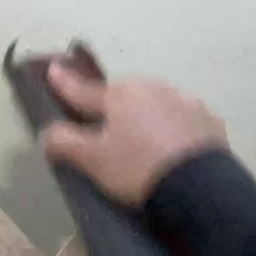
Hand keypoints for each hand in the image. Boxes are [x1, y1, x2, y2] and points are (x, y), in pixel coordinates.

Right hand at [41, 65, 227, 205]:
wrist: (199, 187)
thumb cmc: (136, 168)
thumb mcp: (91, 159)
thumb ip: (64, 142)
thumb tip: (48, 132)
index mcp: (119, 94)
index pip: (82, 90)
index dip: (64, 83)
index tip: (53, 68)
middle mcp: (152, 88)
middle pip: (121, 95)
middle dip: (108, 105)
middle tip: (99, 124)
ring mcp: (184, 101)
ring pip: (152, 104)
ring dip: (141, 115)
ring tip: (136, 140)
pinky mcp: (208, 120)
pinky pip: (178, 119)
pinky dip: (168, 128)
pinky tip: (167, 147)